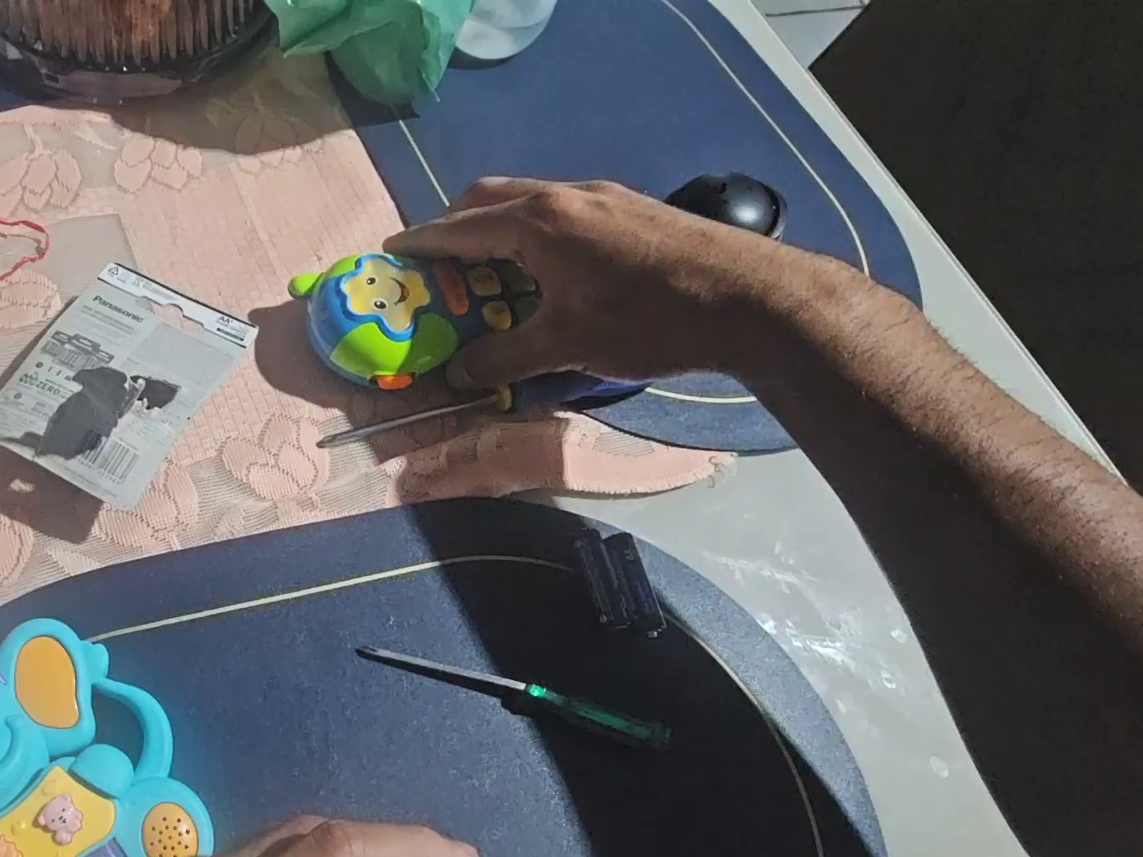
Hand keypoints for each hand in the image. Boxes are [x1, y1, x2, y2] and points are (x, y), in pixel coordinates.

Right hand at [384, 177, 864, 387]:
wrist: (752, 299)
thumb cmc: (645, 319)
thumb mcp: (563, 345)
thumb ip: (502, 357)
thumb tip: (457, 374)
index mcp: (538, 221)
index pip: (459, 227)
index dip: (421, 243)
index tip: (391, 253)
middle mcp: (565, 196)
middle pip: (489, 199)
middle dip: (454, 229)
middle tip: (439, 269)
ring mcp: (601, 199)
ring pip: (526, 204)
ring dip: (496, 234)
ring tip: (486, 278)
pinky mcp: (628, 211)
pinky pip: (558, 216)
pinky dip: (531, 240)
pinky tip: (544, 277)